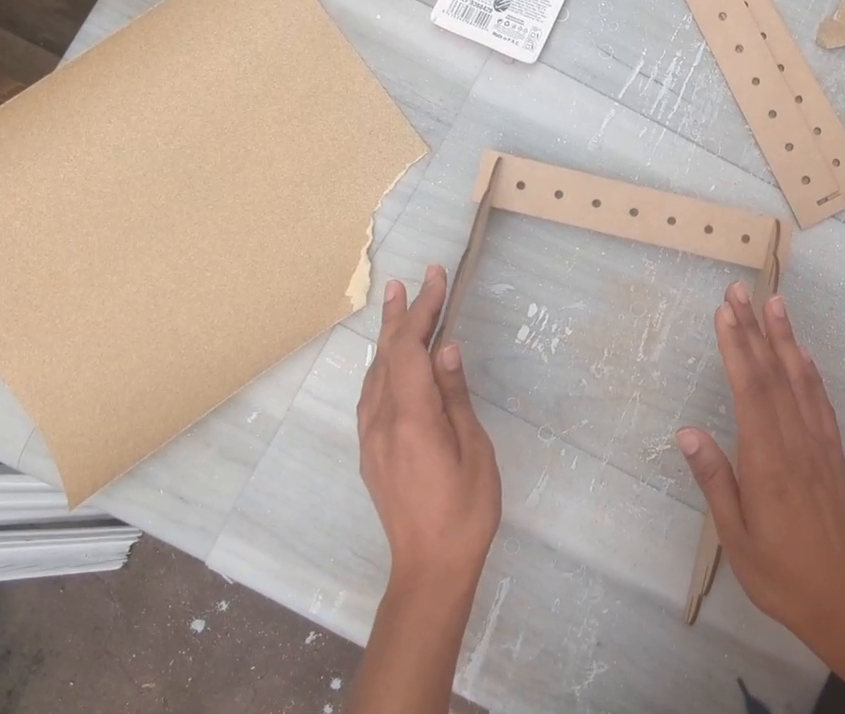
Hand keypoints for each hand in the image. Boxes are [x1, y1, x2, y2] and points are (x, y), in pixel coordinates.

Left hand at [357, 264, 500, 594]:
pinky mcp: (371, 452)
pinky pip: (371, 395)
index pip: (410, 349)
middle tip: (405, 280)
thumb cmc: (465, 509)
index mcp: (410, 418)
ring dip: (387, 338)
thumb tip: (446, 350)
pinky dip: (383, 366)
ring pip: (374, 375)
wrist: (429, 567)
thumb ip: (454, 397)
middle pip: (386, 356)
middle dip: (398, 315)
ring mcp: (371, 438)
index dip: (421, 309)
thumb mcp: (473, 450)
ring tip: (396, 307)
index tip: (435, 276)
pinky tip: (390, 362)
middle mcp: (381, 422)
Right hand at [675, 282, 844, 637]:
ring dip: (786, 339)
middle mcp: (796, 442)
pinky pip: (821, 403)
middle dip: (755, 329)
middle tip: (742, 290)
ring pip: (801, 381)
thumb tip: (688, 432)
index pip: (749, 390)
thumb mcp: (734, 534)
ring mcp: (819, 445)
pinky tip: (804, 355)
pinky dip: (811, 373)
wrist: (839, 598)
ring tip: (775, 303)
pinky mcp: (834, 454)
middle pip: (774, 374)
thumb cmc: (776, 571)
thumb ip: (714, 479)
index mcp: (767, 460)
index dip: (737, 347)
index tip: (725, 312)